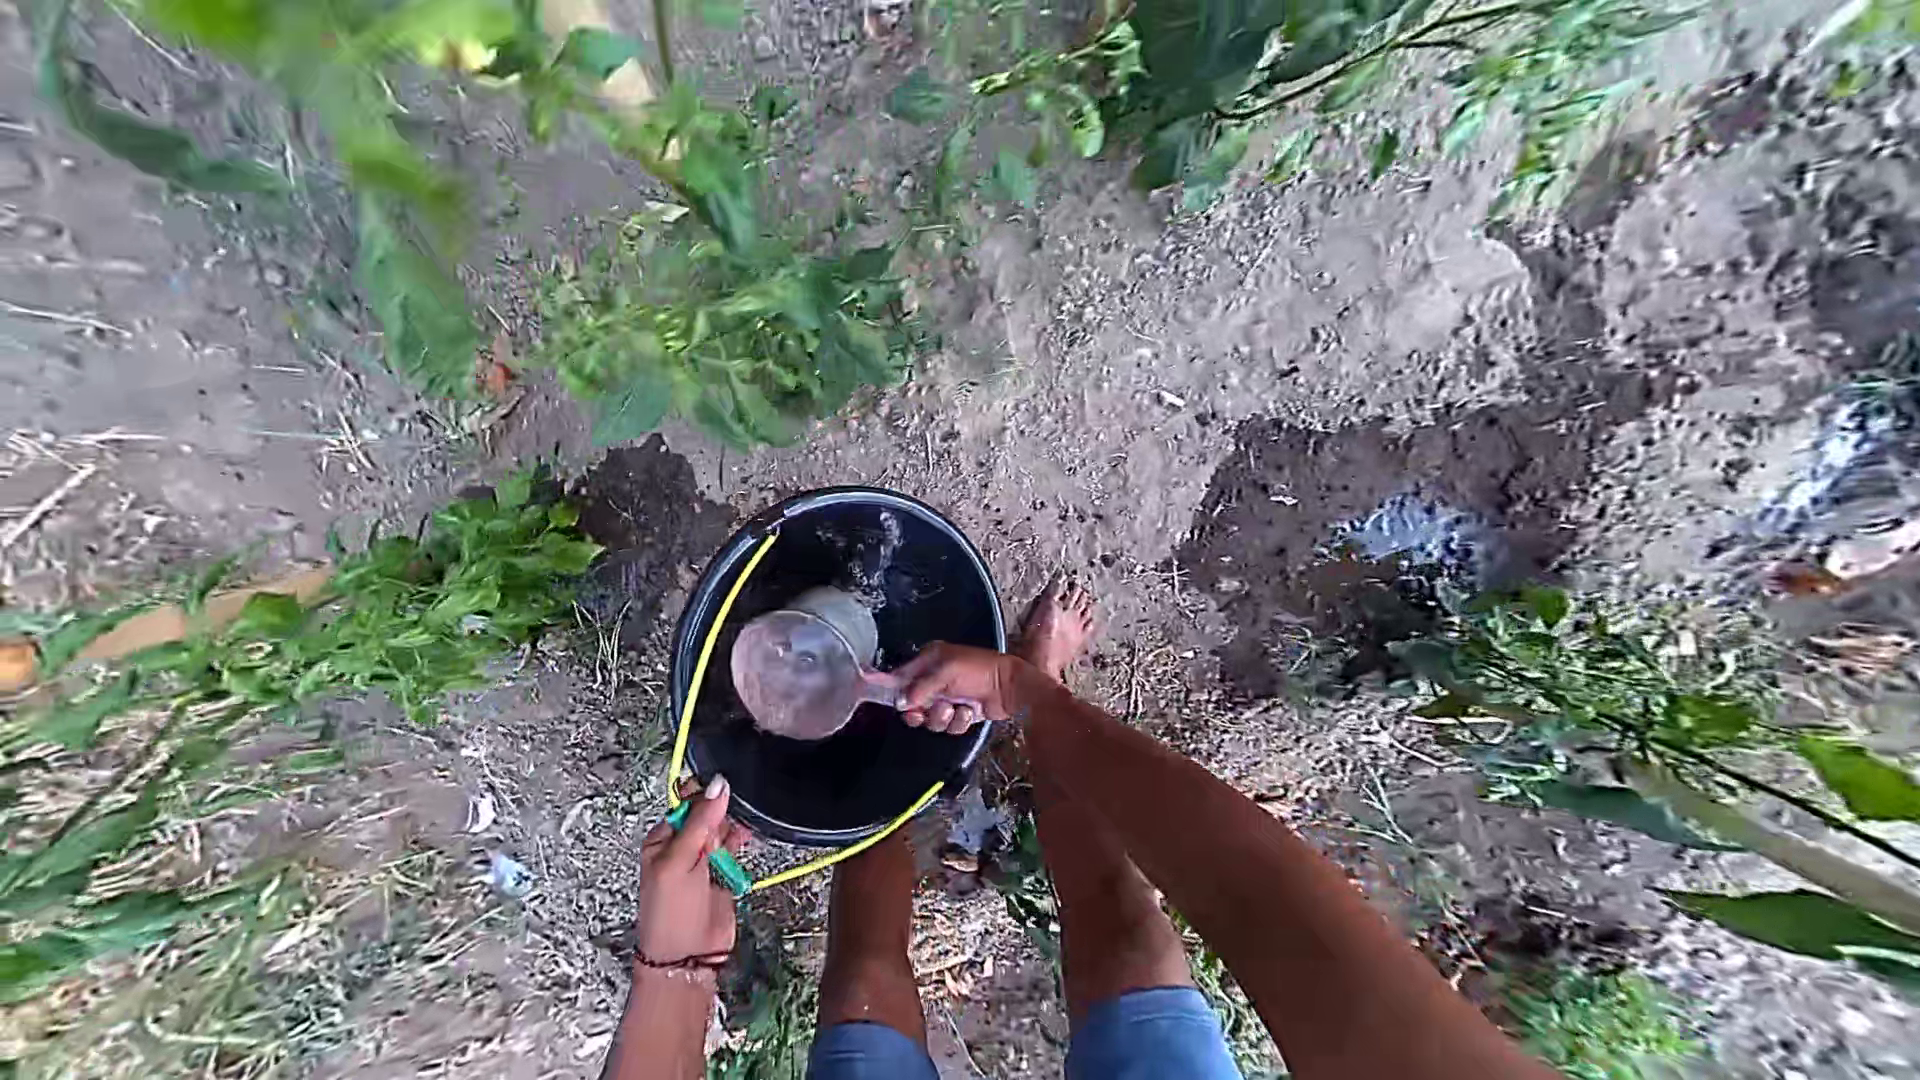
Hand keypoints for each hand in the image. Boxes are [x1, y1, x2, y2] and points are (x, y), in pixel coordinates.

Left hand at [636, 775, 747, 966]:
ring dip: (733, 826)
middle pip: (708, 810)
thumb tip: (718, 784)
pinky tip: (744, 840)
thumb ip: (700, 821)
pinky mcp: (723, 868)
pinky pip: (735, 843)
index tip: (720, 798)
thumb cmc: (671, 914)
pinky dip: (741, 840)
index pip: (687, 801)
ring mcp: (704, 856)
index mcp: (663, 838)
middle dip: (721, 814)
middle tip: (722, 829)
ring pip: (724, 825)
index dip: (705, 797)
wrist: (690, 957)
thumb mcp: (680, 862)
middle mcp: (683, 844)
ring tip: (734, 838)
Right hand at [893, 642, 1023, 732]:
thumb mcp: (946, 672)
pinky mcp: (960, 713)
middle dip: (919, 710)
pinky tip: (969, 712)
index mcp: (930, 659)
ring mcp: (948, 697)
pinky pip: (948, 725)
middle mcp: (936, 678)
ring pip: (930, 717)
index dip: (892, 687)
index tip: (888, 699)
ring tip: (955, 708)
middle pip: (912, 702)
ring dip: (941, 716)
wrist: (1010, 687)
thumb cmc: (978, 672)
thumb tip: (901, 702)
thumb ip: (920, 687)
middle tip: (923, 713)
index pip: (902, 674)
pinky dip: (959, 721)